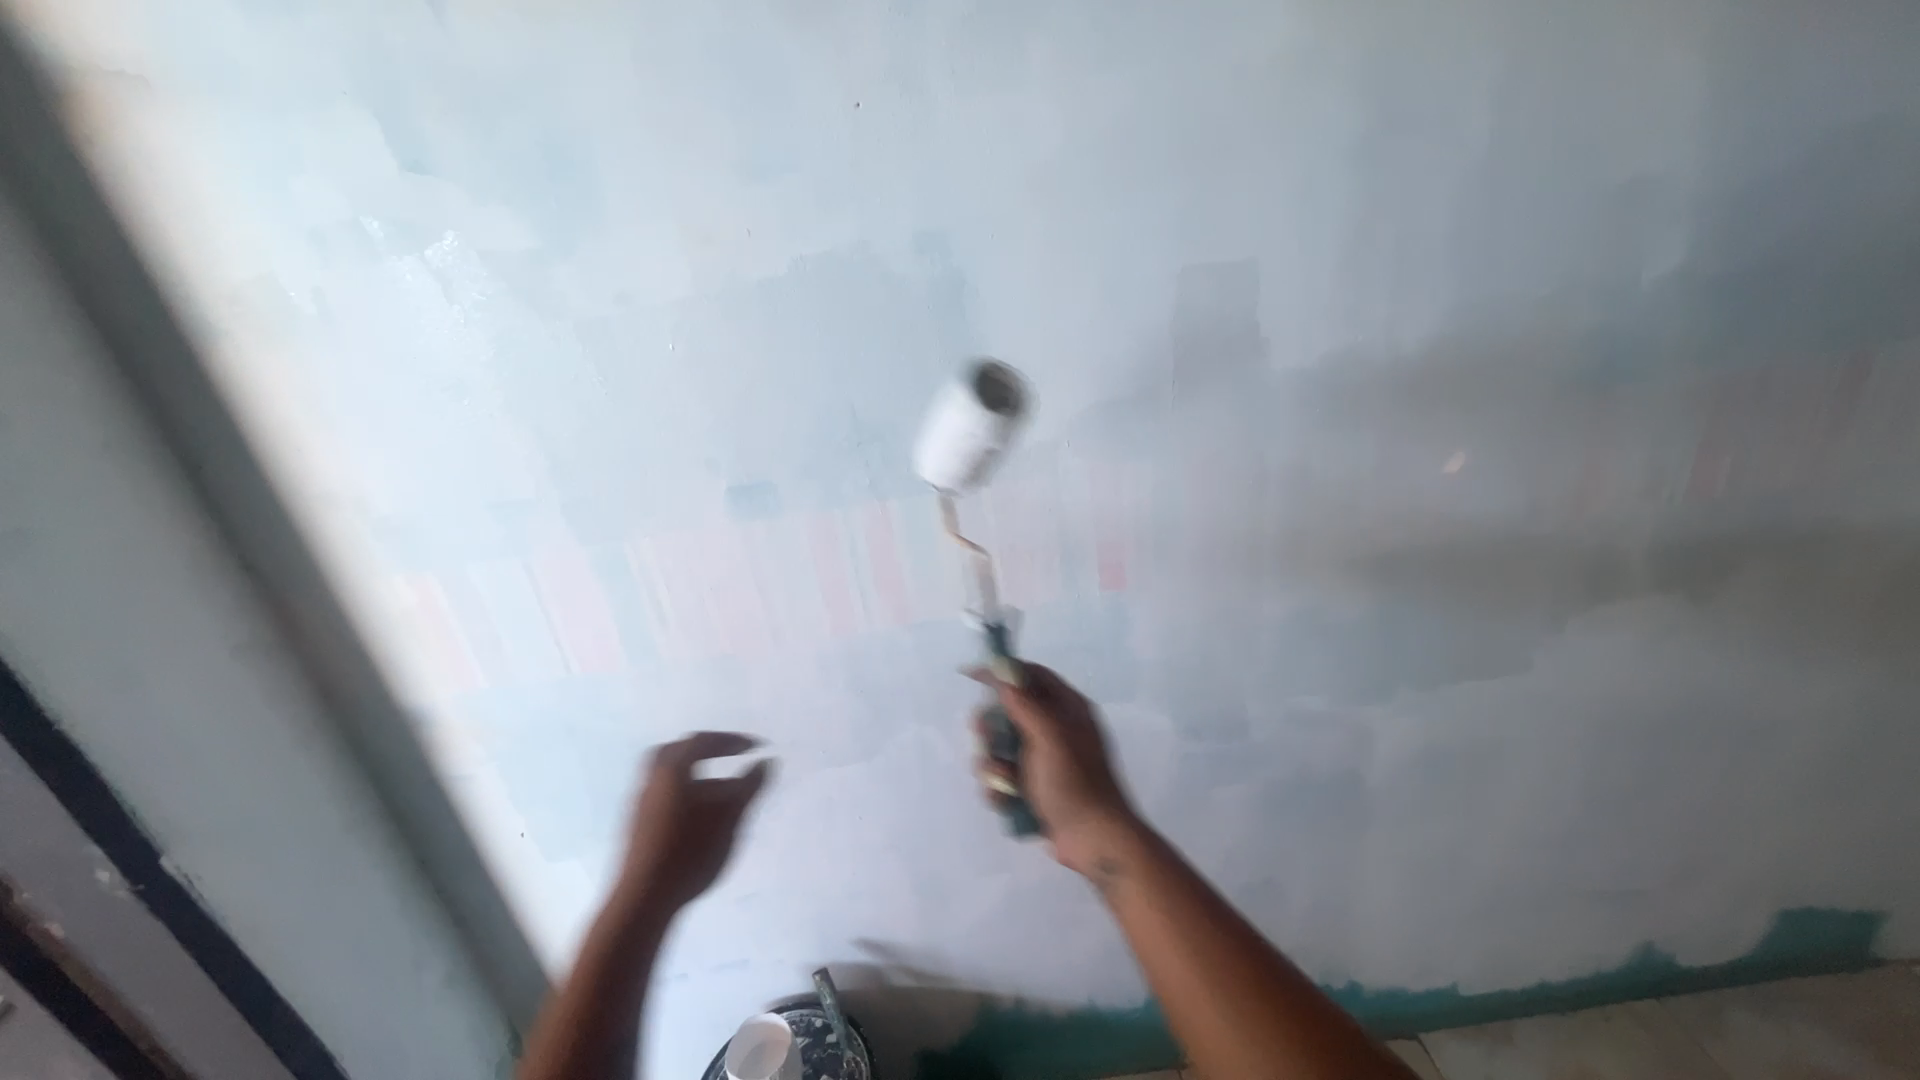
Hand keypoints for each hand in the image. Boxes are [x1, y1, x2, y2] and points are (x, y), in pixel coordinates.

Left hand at [619, 732, 772, 910]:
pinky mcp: (636, 827)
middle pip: (677, 751)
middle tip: (730, 756)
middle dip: (707, 750)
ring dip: (695, 774)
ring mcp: (639, 804)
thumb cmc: (690, 851)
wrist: (644, 900)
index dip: (731, 740)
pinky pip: (663, 794)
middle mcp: (651, 780)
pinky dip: (685, 793)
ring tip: (719, 791)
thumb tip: (766, 761)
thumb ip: (749, 786)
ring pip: (668, 775)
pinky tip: (700, 817)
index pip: (702, 741)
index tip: (754, 748)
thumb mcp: (730, 817)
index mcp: (672, 770)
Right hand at [971, 664, 1143, 876]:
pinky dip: (999, 785)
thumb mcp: (1050, 736)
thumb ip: (1024, 704)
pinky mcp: (1034, 787)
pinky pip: (1004, 775)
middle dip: (992, 725)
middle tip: (984, 736)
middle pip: (1010, 711)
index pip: (1032, 675)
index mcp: (1069, 709)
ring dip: (993, 761)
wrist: (1093, 840)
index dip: (1003, 672)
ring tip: (1002, 778)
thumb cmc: (1074, 782)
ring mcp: (1045, 760)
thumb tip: (1002, 677)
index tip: (972, 676)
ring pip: (1001, 746)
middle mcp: (1057, 729)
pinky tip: (1004, 797)